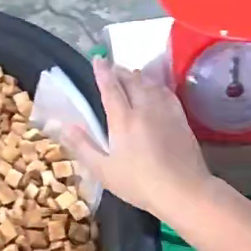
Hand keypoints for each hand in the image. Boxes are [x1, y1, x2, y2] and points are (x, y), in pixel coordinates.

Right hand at [64, 58, 214, 217]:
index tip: (97, 59)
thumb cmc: (139, 184)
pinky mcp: (181, 119)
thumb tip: (66, 126)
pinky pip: (167, 93)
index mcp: (123, 120)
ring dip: (139, 76)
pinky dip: (157, 86)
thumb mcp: (104, 170)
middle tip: (112, 68)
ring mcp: (166, 112)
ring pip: (151, 84)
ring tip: (132, 75)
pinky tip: (156, 89)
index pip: (110, 88)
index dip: (102, 72)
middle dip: (120, 71)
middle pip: (132, 81)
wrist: (183, 190)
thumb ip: (84, 146)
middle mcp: (145, 109)